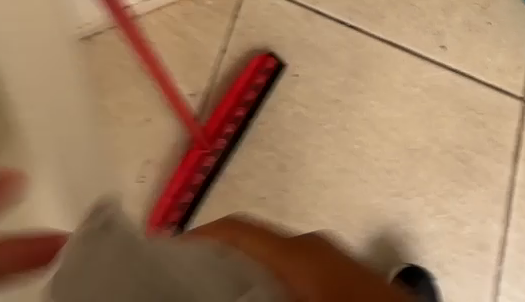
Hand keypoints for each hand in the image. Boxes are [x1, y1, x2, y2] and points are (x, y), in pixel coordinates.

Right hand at [186, 216, 405, 301]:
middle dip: (222, 264)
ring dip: (252, 279)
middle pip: (254, 245)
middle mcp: (316, 245)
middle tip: (195, 280)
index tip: (170, 250)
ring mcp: (338, 260)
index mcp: (299, 251)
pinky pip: (302, 274)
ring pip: (279, 263)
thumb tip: (222, 285)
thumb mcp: (292, 299)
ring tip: (226, 293)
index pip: (235, 229)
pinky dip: (278, 286)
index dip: (198, 238)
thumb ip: (254, 294)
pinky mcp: (354, 280)